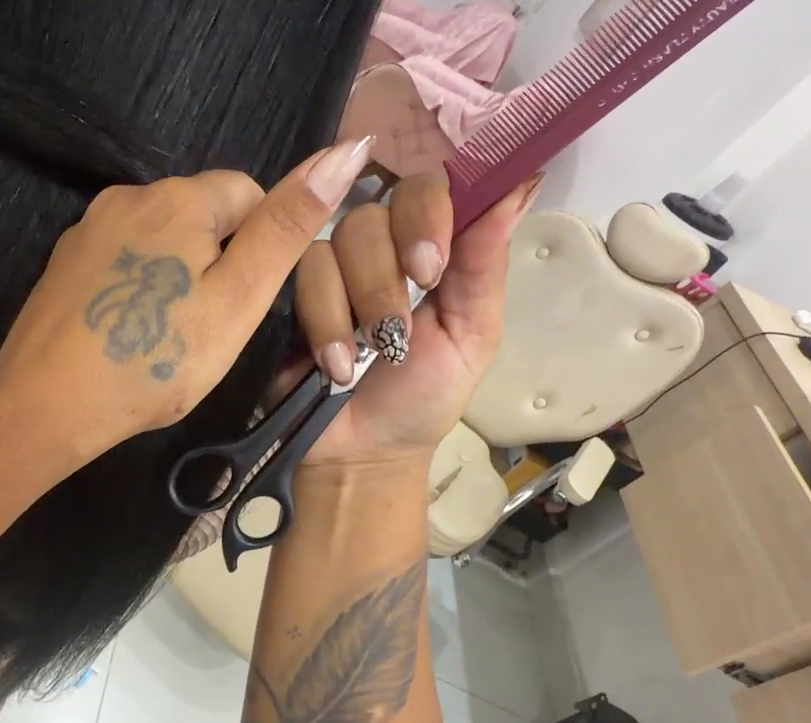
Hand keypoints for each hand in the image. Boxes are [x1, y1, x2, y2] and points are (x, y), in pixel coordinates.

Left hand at [0, 139, 376, 458]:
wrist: (45, 407)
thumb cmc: (151, 360)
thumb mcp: (236, 300)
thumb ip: (286, 228)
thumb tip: (347, 149)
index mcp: (176, 198)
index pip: (246, 194)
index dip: (256, 249)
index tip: (238, 305)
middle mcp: (126, 198)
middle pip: (197, 217)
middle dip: (212, 264)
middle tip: (199, 331)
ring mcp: (85, 232)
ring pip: (156, 244)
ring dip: (171, 280)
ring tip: (159, 338)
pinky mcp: (60, 268)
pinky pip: (118, 266)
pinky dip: (132, 293)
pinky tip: (124, 336)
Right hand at [293, 172, 542, 467]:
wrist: (363, 452)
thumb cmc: (421, 398)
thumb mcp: (472, 335)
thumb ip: (485, 264)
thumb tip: (522, 183)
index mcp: (427, 250)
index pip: (425, 189)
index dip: (426, 215)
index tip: (431, 269)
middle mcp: (376, 251)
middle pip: (373, 213)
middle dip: (388, 271)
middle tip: (399, 324)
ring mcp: (328, 275)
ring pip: (335, 246)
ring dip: (360, 302)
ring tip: (373, 353)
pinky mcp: (288, 300)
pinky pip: (300, 280)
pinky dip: (324, 322)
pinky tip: (336, 363)